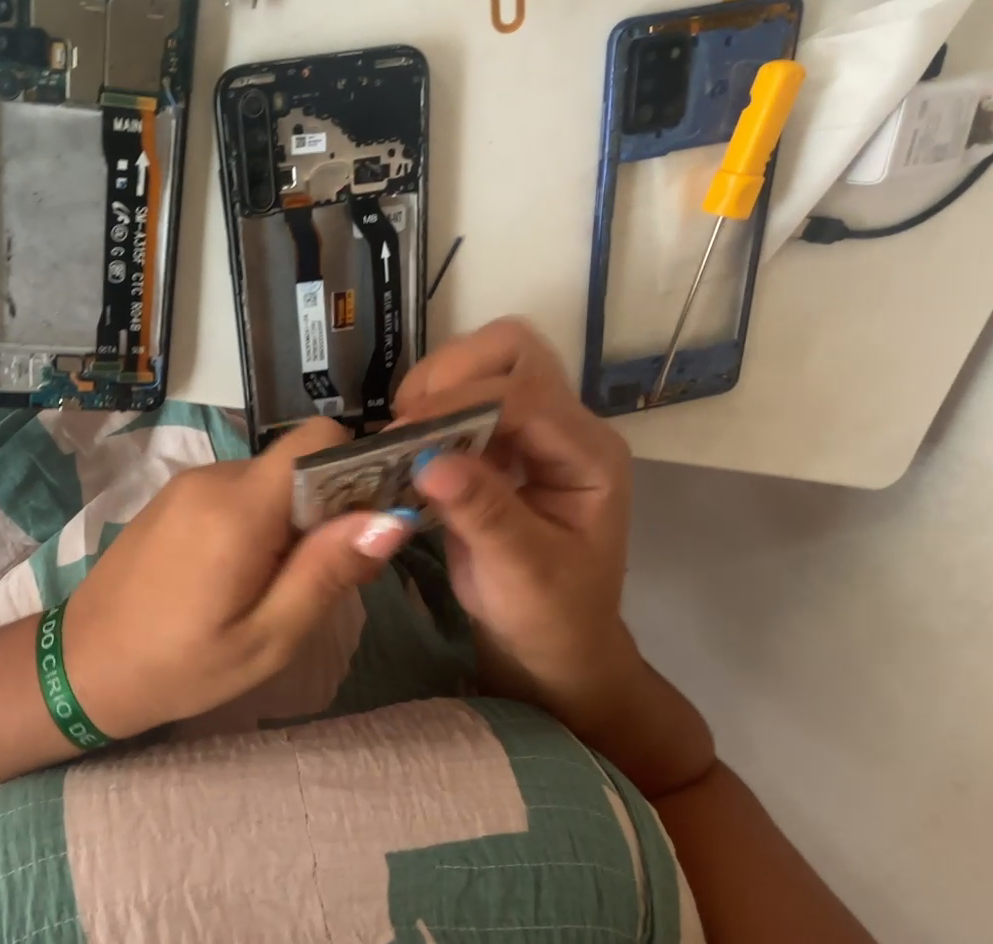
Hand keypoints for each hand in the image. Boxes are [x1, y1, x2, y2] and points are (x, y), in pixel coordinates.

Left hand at [59, 419, 415, 739]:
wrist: (83, 666)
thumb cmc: (179, 667)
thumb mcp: (267, 639)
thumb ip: (327, 573)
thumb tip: (390, 518)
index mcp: (238, 508)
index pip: (318, 440)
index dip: (355, 468)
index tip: (367, 521)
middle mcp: (213, 478)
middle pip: (298, 464)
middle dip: (326, 509)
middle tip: (323, 579)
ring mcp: (188, 483)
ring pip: (270, 480)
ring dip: (290, 520)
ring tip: (275, 586)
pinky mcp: (174, 496)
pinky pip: (238, 492)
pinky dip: (258, 521)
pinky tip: (240, 575)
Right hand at [395, 318, 642, 704]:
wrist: (552, 642)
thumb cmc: (549, 614)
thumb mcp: (522, 574)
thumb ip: (483, 515)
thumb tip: (429, 461)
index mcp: (587, 454)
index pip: (524, 396)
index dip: (460, 403)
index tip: (404, 432)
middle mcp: (564, 428)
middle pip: (515, 350)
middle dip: (454, 372)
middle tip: (409, 418)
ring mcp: (532, 430)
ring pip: (486, 362)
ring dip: (438, 384)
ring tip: (404, 431)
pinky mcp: (500, 440)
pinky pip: (463, 395)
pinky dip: (429, 406)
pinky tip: (408, 442)